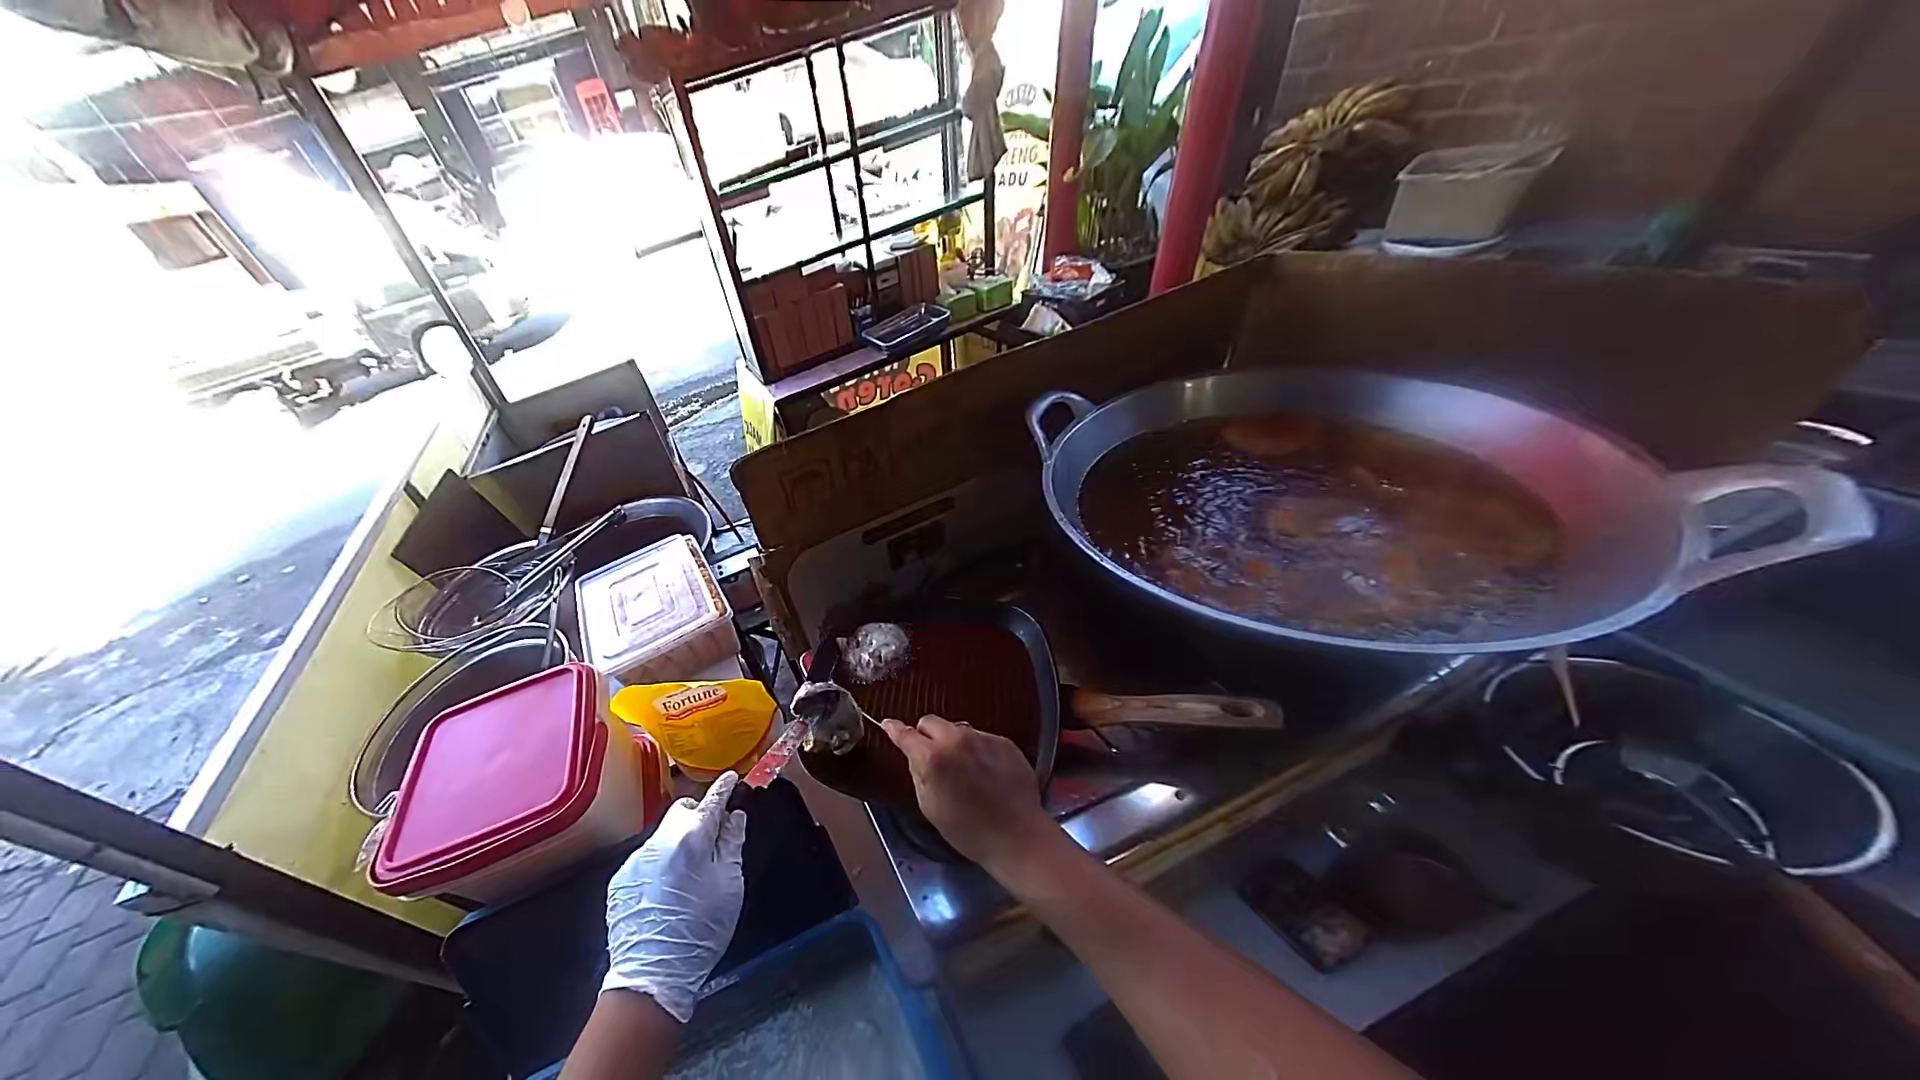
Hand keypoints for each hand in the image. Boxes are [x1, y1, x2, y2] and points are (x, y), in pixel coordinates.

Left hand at [601, 771, 747, 1021]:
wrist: (652, 975)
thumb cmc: (701, 929)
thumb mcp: (729, 884)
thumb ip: (732, 844)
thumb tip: (735, 816)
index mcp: (691, 839)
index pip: (711, 801)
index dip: (723, 789)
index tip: (730, 779)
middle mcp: (659, 841)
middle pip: (682, 811)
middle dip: (697, 815)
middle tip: (712, 836)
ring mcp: (635, 861)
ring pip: (663, 835)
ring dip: (679, 841)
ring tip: (690, 871)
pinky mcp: (620, 880)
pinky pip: (647, 857)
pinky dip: (660, 861)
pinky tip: (667, 888)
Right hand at [881, 715, 1059, 873]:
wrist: (1016, 834)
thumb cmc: (967, 830)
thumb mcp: (929, 806)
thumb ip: (919, 773)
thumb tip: (915, 754)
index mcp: (933, 757)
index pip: (907, 734)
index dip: (895, 729)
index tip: (889, 725)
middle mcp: (958, 739)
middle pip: (932, 722)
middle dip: (927, 735)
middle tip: (931, 756)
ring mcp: (984, 737)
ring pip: (958, 729)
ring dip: (954, 742)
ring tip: (963, 769)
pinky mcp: (1004, 741)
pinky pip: (981, 737)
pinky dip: (977, 749)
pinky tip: (985, 772)